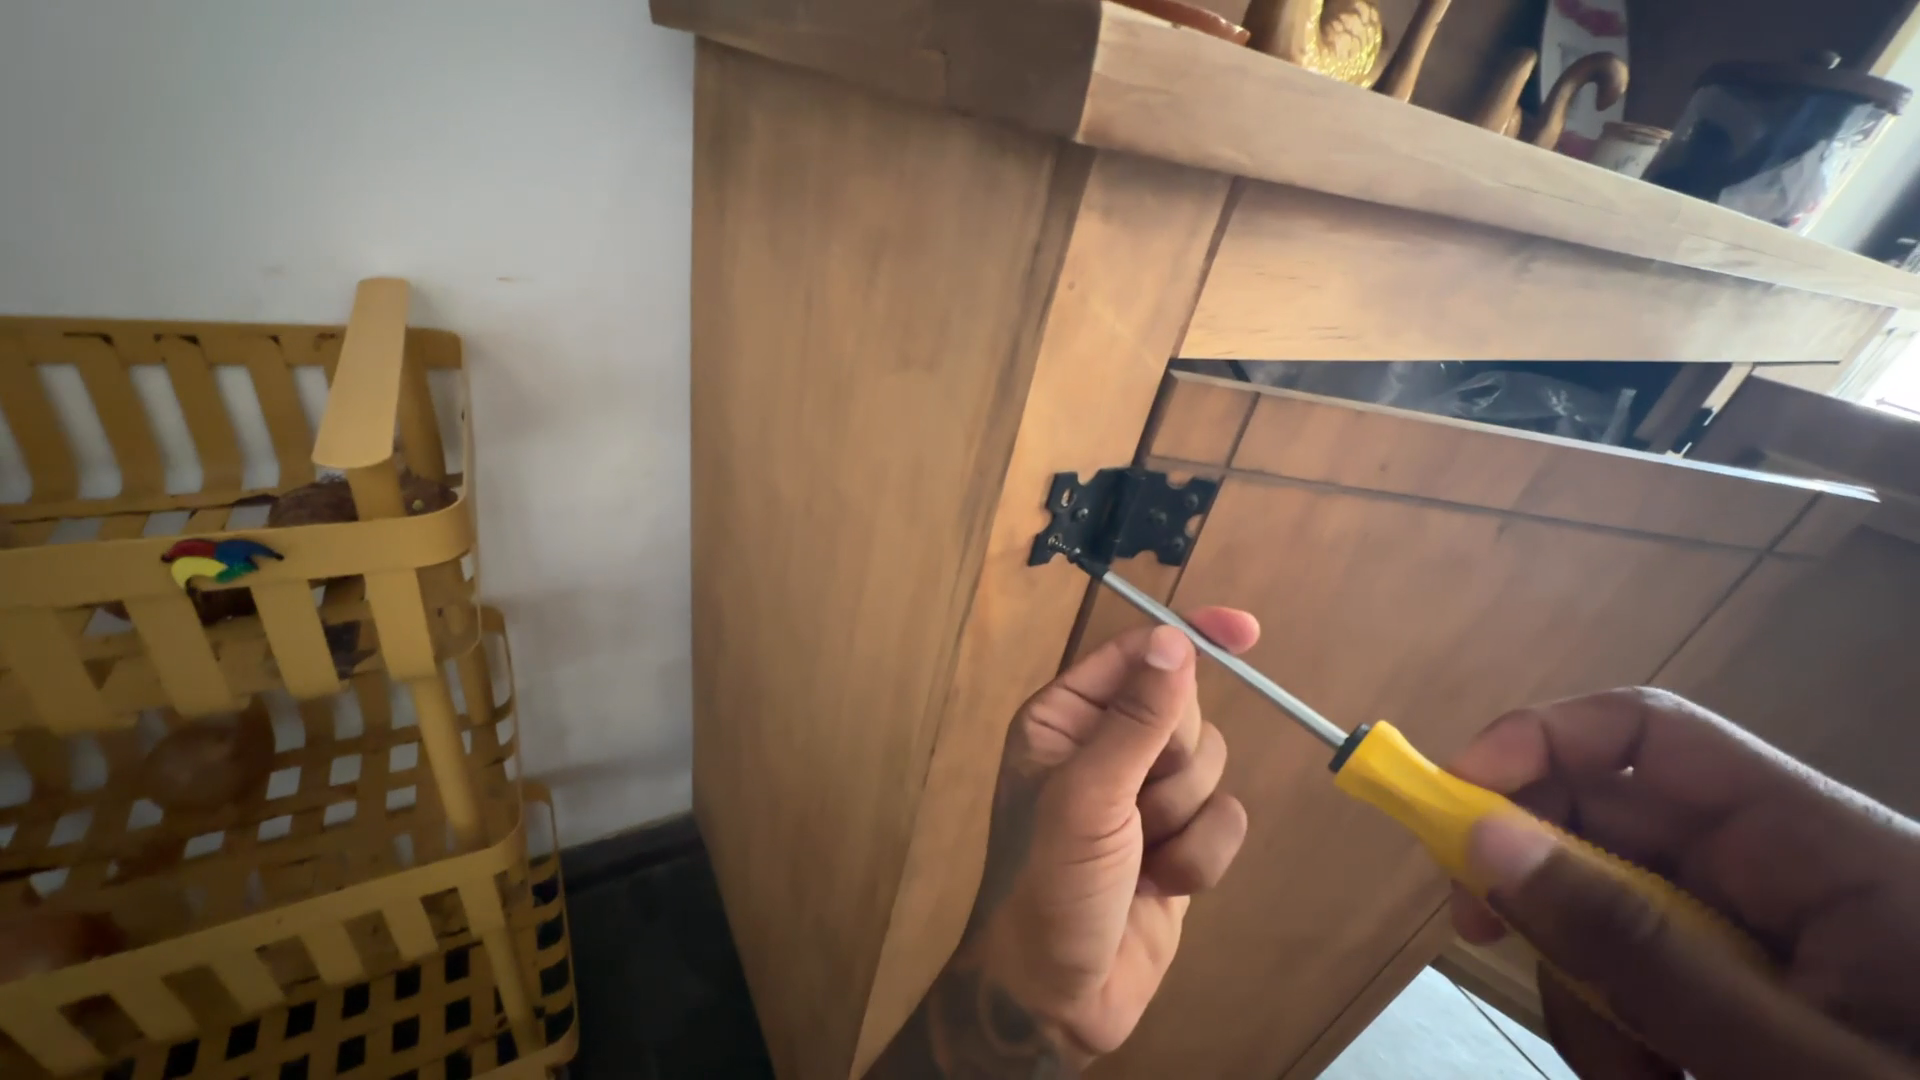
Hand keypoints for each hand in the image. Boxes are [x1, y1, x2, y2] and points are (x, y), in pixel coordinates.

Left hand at [866, 609, 1257, 1076]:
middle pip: (1183, 713)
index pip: (1135, 656)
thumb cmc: (1049, 883)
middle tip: (1134, 805)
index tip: (1242, 631)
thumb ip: (1136, 718)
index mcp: (1067, 719)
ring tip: (1138, 855)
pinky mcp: (1178, 841)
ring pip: (1210, 768)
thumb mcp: (1087, 794)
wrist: (1060, 995)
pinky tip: (1161, 885)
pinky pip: (1225, 821)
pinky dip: (1198, 857)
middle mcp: (1105, 748)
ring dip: (1181, 819)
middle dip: (1171, 765)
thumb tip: (1175, 640)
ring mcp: (1143, 796)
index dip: (1186, 640)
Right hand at [1447, 688, 1919, 1078]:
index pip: (1648, 733)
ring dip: (1577, 982)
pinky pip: (1632, 971)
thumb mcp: (1793, 1063)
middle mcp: (1780, 872)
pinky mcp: (1741, 989)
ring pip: (1600, 908)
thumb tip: (1481, 837)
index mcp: (1825, 847)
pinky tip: (1651, 1078)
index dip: (1538, 740)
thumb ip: (1639, 950)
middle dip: (1534, 883)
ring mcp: (1758, 935)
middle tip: (1474, 930)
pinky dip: (1612, 1023)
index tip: (1454, 798)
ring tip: (1629, 1076)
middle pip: (1602, 821)